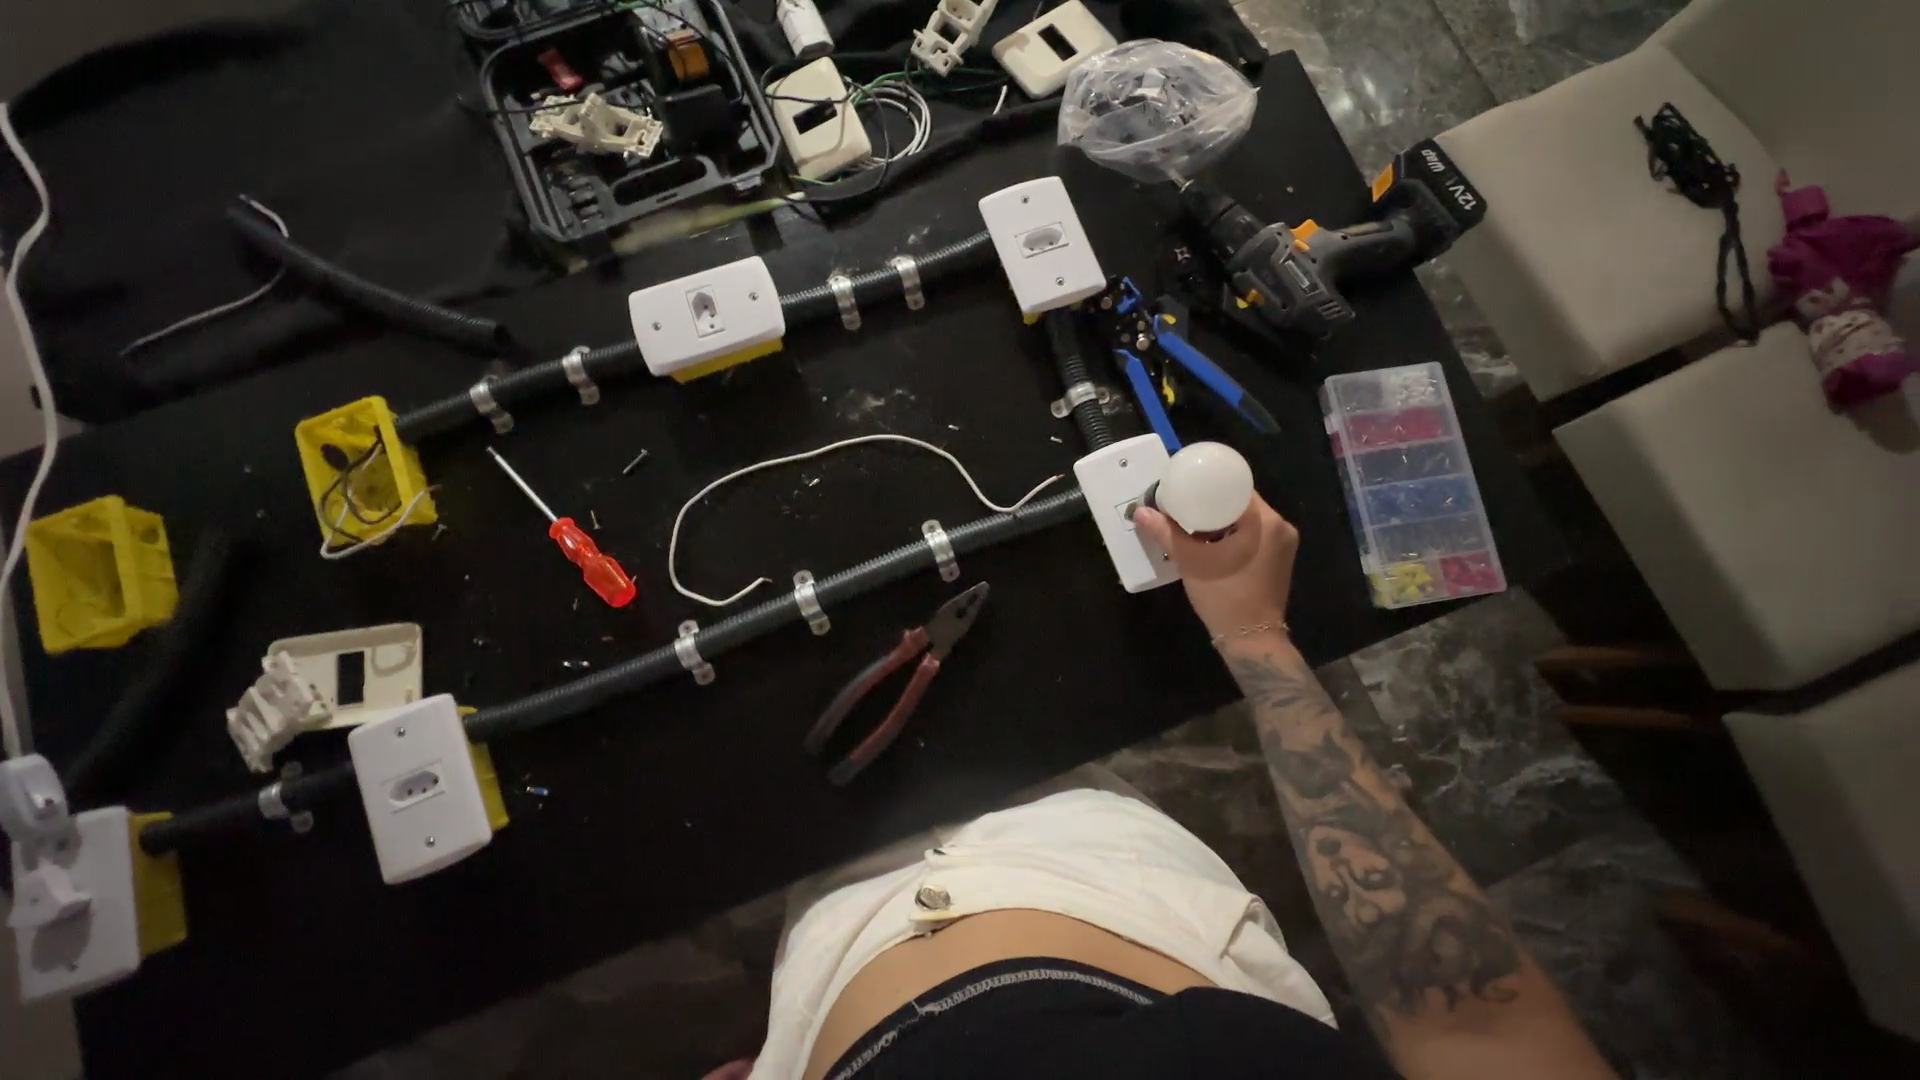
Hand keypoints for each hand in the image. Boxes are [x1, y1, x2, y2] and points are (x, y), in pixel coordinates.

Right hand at [1133, 496, 1297, 638]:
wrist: (1251, 640)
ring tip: (1191, 520)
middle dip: (1212, 502)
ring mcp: (1282, 546)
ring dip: (1221, 520)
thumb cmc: (1225, 597)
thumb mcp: (1191, 562)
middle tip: (1183, 502)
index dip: (1211, 484)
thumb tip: (1141, 512)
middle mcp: (1280, 528)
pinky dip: (1231, 534)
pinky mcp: (1277, 560)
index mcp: (1267, 522)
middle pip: (1241, 504)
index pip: (1237, 488)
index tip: (1188, 484)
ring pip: (1246, 521)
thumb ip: (1166, 534)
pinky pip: (1252, 536)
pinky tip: (1208, 540)